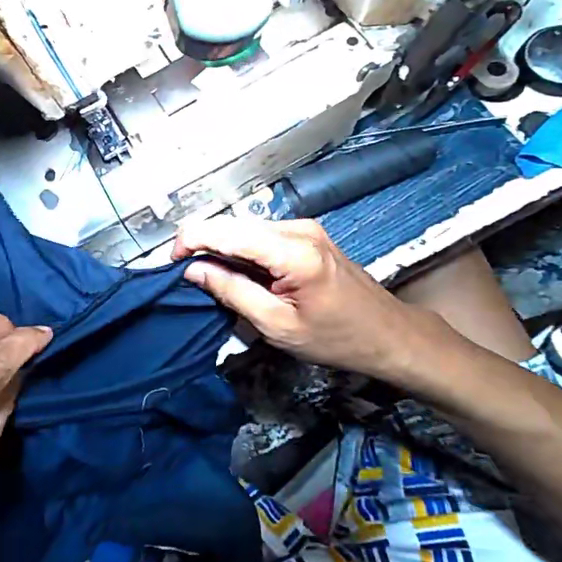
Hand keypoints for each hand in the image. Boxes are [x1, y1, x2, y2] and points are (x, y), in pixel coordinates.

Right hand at [175, 217, 454, 382]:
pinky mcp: (307, 234)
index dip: (193, 239)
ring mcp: (304, 228)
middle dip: (204, 242)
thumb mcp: (277, 325)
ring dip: (222, 246)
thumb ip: (232, 292)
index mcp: (293, 251)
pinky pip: (261, 234)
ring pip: (246, 227)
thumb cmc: (336, 338)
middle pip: (234, 224)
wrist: (389, 334)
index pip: (228, 231)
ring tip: (210, 276)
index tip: (172, 260)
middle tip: (186, 271)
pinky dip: (242, 248)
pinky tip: (238, 271)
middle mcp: (298, 229)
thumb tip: (195, 269)